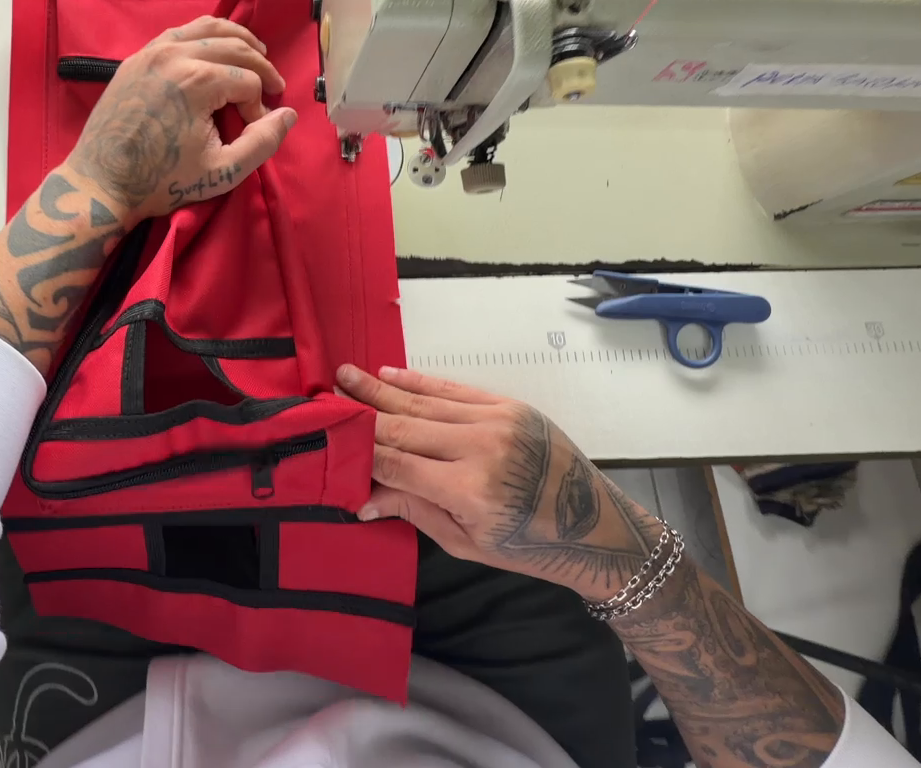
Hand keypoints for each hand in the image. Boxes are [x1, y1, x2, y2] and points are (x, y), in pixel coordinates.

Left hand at [63, 16, 297, 223]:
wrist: (103, 183)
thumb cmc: (162, 182)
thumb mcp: (222, 172)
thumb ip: (262, 143)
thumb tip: (288, 114)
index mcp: (198, 80)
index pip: (248, 80)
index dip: (260, 105)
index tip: (255, 127)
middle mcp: (175, 54)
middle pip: (234, 46)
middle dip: (259, 66)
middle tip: (273, 86)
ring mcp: (152, 51)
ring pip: (207, 28)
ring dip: (237, 40)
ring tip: (256, 54)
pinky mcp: (136, 57)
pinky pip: (179, 32)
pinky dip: (205, 36)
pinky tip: (215, 50)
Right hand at [337, 363, 664, 603]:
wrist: (596, 526)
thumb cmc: (527, 547)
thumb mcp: (466, 542)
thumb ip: (413, 510)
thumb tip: (361, 498)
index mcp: (468, 491)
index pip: (395, 464)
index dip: (357, 453)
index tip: (326, 440)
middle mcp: (479, 449)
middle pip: (403, 427)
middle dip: (360, 414)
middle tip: (324, 399)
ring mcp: (495, 421)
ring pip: (423, 402)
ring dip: (380, 389)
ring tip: (346, 375)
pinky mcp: (508, 406)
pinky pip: (453, 390)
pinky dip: (418, 382)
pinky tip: (390, 374)